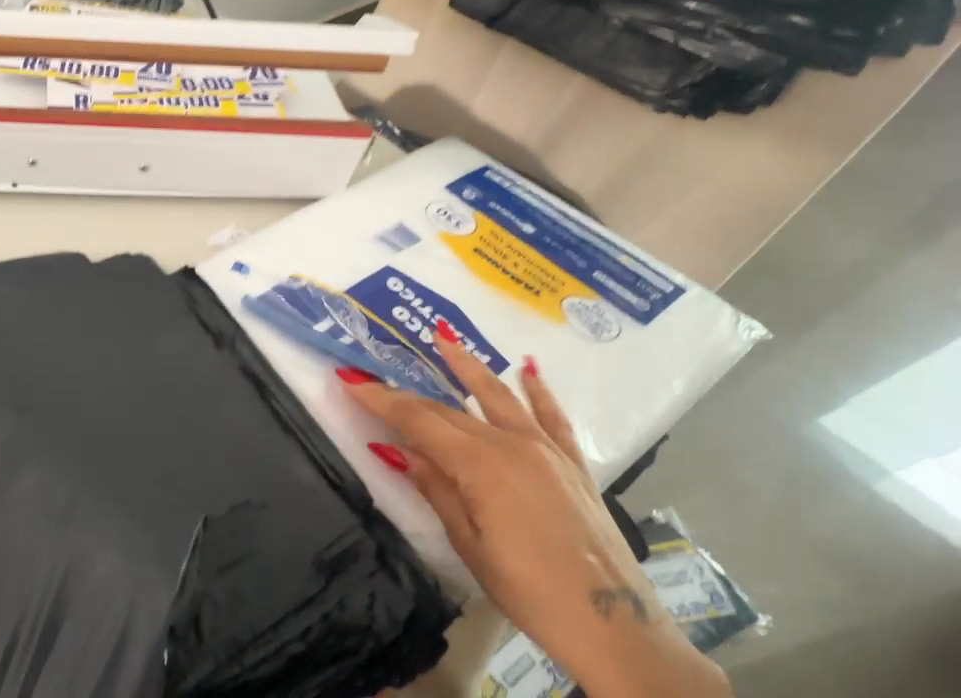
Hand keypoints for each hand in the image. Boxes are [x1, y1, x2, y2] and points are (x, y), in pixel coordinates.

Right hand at [340, 326, 728, 697]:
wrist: (613, 625)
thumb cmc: (529, 590)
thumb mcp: (469, 543)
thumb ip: (435, 488)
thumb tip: (396, 450)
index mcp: (479, 464)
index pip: (418, 420)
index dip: (381, 400)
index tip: (350, 379)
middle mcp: (512, 444)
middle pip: (449, 410)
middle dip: (408, 393)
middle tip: (374, 374)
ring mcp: (547, 451)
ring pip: (499, 397)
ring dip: (468, 366)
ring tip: (444, 337)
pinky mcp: (574, 465)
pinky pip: (552, 417)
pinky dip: (538, 390)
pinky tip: (528, 368)